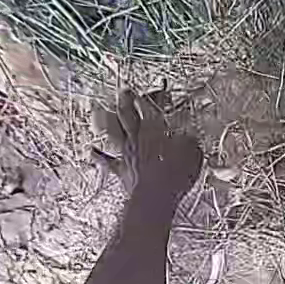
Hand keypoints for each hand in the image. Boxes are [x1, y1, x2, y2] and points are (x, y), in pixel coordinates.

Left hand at [94, 89, 202, 209]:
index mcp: (154, 129)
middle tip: (125, 91)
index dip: (157, 94)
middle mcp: (137, 137)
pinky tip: (91, 149)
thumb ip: (189, 142)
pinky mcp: (121, 169)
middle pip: (128, 113)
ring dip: (109, 121)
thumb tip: (189, 137)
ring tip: (103, 110)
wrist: (154, 197)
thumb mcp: (192, 154)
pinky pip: (106, 160)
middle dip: (127, 100)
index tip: (161, 86)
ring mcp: (126, 152)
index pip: (153, 106)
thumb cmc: (174, 174)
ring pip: (114, 131)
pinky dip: (98, 155)